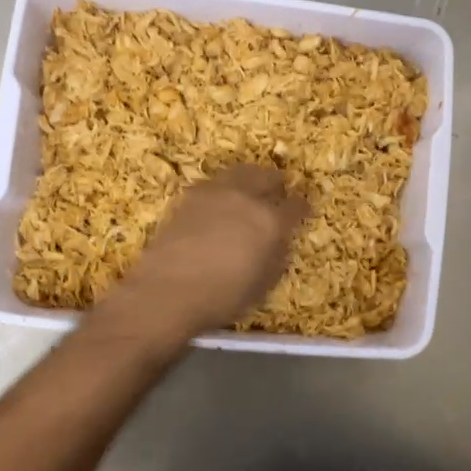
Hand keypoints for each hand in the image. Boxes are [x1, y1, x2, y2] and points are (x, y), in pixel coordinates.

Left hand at [107, 164, 308, 335]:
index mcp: (270, 221)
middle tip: (279, 190)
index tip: (304, 209)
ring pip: (239, 173)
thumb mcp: (263, 285)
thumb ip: (276, 256)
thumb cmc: (222, 297)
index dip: (302, 206)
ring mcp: (215, 193)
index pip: (295, 206)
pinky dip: (224, 188)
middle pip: (267, 177)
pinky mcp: (189, 197)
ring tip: (250, 188)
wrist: (167, 291)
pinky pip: (214, 183)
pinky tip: (221, 199)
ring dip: (250, 178)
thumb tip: (278, 241)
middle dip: (276, 183)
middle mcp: (245, 198)